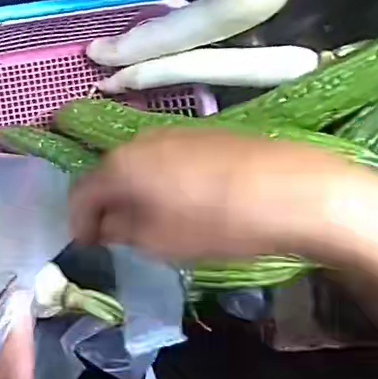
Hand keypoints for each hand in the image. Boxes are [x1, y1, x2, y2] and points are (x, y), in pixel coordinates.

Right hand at [67, 127, 377, 264]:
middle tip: (114, 235)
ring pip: (137, 164)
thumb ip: (119, 231)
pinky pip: (165, 158)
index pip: (79, 193)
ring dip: (134, 192)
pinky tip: (184, 202)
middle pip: (107, 174)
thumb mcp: (158, 241)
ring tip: (151, 220)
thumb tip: (106, 225)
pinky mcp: (205, 133)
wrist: (299, 191)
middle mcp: (138, 141)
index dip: (78, 223)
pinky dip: (160, 180)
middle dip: (105, 205)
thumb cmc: (217, 222)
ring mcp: (173, 132)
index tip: (87, 246)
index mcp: (118, 165)